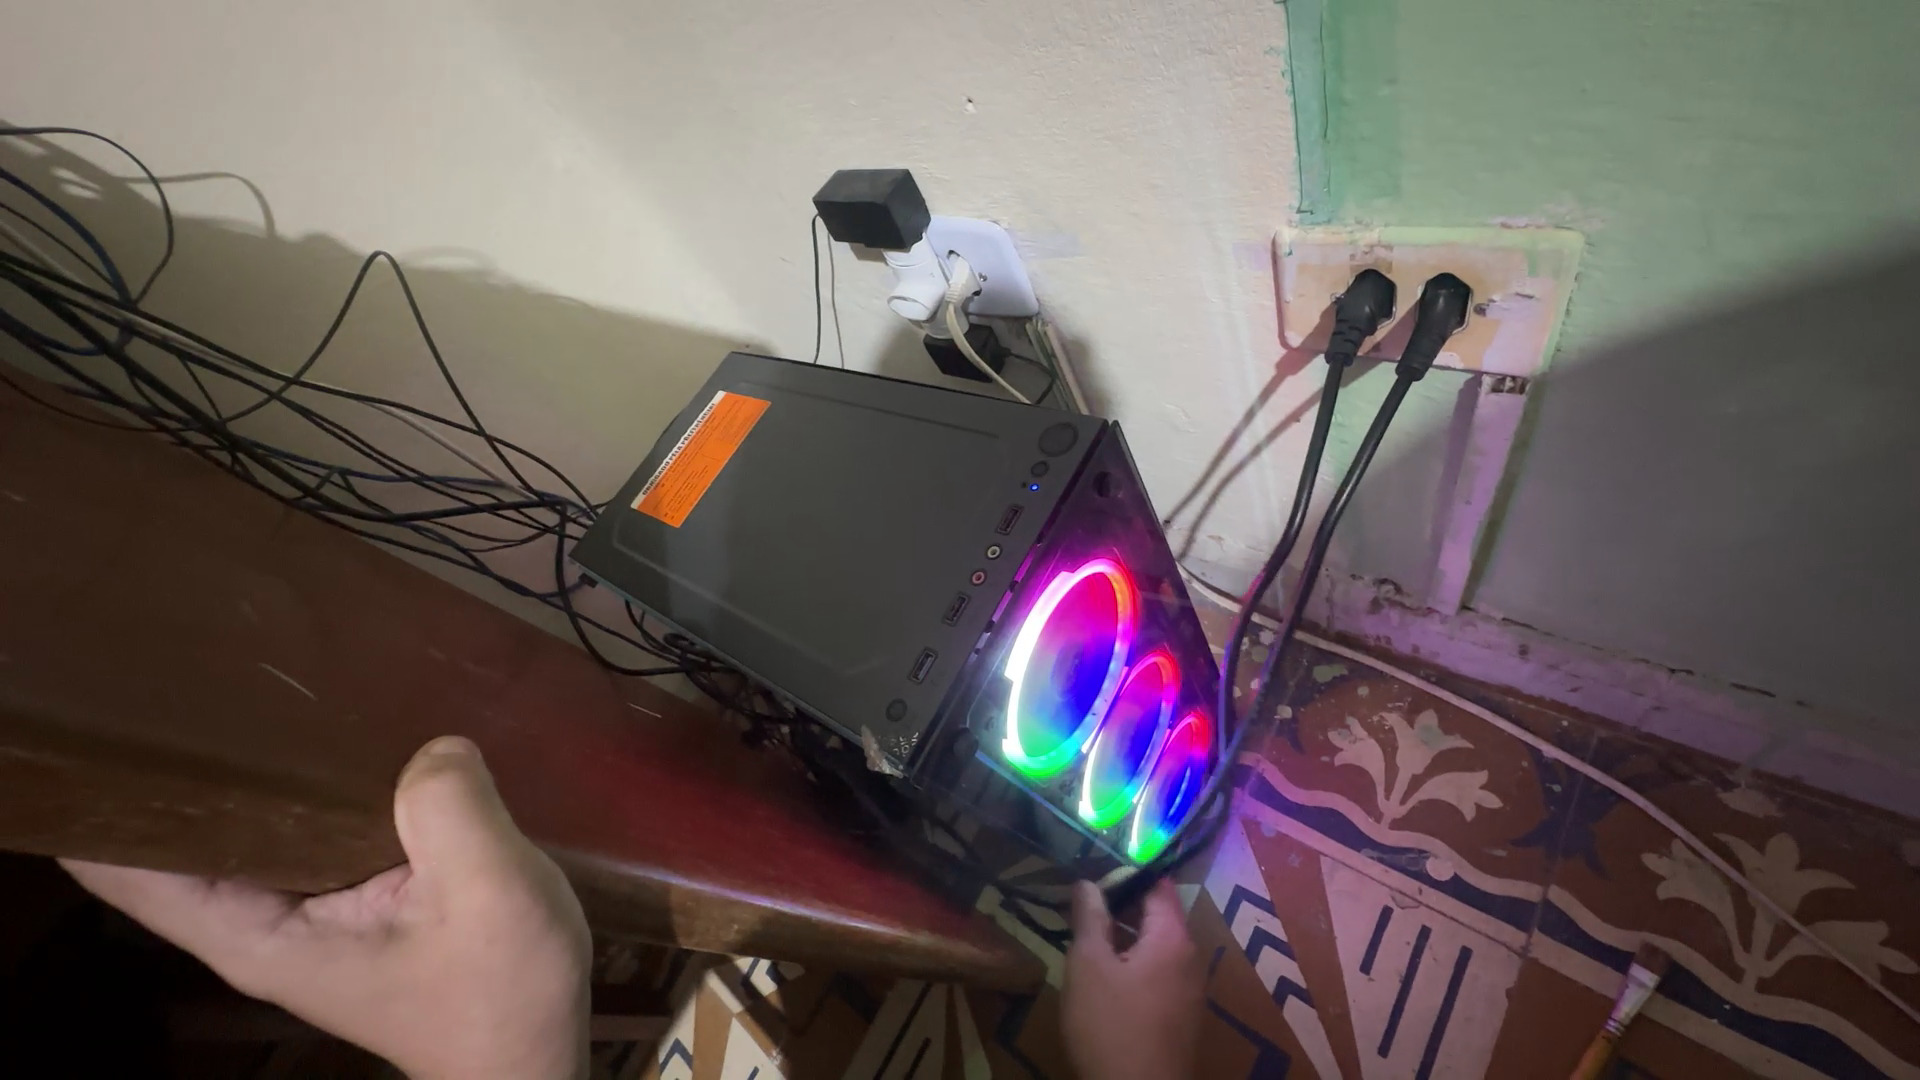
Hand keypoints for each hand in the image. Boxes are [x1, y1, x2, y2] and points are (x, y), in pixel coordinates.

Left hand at [62, 736, 590, 1079]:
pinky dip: (345, 788)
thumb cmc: (502, 983)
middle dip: (207, 763)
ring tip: (311, 698)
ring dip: (284, 771)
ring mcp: (325, 910)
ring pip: (277, 827)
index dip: (115, 802)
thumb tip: (435, 744)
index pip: (137, 870)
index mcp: (263, 931)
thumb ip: (450, 811)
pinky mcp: (373, 899)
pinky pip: (337, 829)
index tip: (126, 725)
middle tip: (241, 682)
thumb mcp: (488, 891)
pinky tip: (388, 750)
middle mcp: (274, 919)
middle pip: (200, 837)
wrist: (533, 1043)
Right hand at [1063, 878, 1203, 1079]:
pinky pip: (1157, 971)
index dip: (1125, 871)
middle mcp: (1189, 959)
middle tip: (1082, 900)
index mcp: (1172, 938)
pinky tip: (1103, 972)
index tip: (1093, 867)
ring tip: (1085, 932)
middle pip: (1157, 913)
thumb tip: (1089, 882)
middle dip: (1120, 903)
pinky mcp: (1179, 1018)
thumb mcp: (1088, 964)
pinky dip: (1132, 961)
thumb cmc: (1111, 1027)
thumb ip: (1089, 917)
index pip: (1156, 884)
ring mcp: (1188, 991)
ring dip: (1123, 934)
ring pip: (1155, 944)